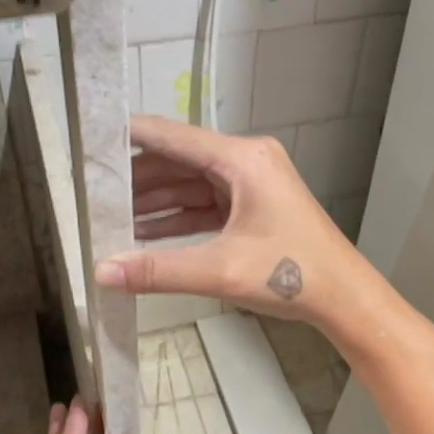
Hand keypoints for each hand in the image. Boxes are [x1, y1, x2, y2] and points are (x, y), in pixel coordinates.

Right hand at [93, 115, 378, 327]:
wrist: (343, 296)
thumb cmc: (292, 275)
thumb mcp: (220, 270)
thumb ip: (157, 270)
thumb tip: (102, 272)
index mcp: (241, 159)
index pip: (171, 137)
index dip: (128, 138)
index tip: (89, 141)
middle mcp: (245, 161)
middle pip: (177, 160)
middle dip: (135, 178)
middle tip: (91, 191)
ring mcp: (249, 183)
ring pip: (188, 183)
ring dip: (153, 200)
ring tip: (108, 216)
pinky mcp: (251, 206)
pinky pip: (203, 204)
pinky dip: (175, 217)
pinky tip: (142, 232)